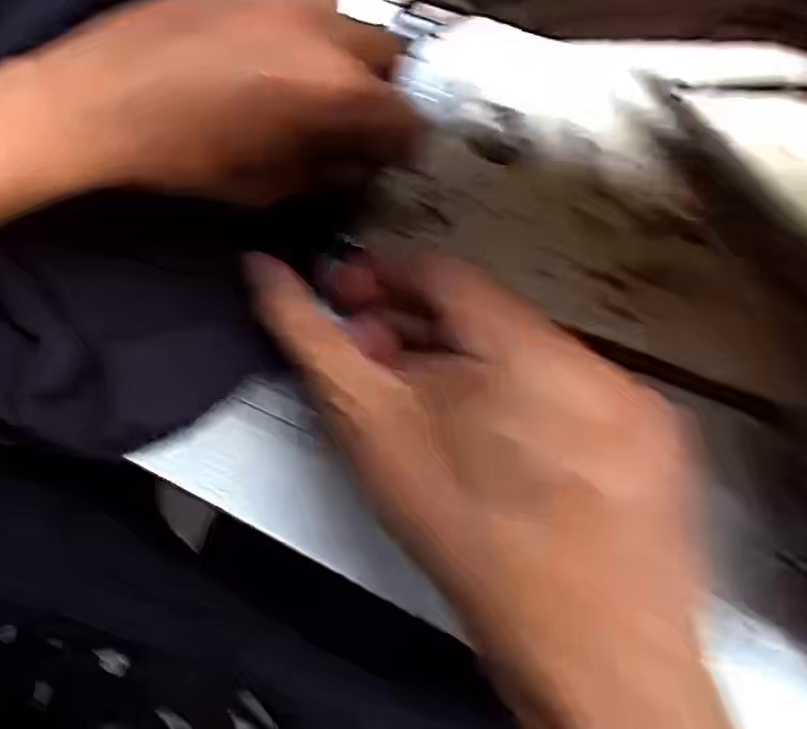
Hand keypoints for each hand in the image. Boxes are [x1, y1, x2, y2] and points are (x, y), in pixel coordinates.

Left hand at [26, 0, 418, 201]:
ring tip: (282, 82)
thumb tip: (341, 164)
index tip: (373, 155)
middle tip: (330, 117)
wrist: (84, 103)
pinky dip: (272, 34)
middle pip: (379, 54)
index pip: (404, 113)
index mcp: (333, 86)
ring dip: (324, 51)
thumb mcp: (246, 184)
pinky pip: (270, 9)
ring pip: (329, 20)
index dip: (393, 141)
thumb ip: (311, 173)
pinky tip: (230, 58)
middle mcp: (317, 30)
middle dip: (367, 88)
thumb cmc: (164, 155)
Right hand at [248, 251, 728, 728]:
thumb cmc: (453, 513)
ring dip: (442, 359)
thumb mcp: (356, 411)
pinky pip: (550, 388)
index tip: (336, 305)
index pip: (437, 268)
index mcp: (530, 348)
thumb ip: (301, 328)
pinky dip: (493, 392)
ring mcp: (634, 410)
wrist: (574, 642)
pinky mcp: (648, 449)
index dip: (372, 275)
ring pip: (508, 350)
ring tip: (402, 404)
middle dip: (401, 324)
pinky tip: (459, 436)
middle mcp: (597, 366)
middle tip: (360, 363)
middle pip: (472, 309)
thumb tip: (260, 266)